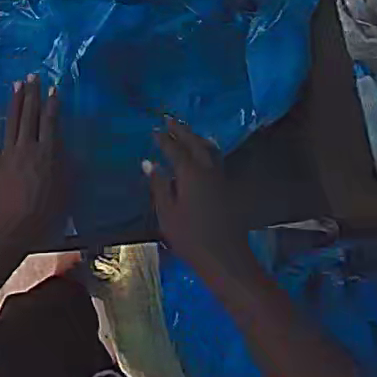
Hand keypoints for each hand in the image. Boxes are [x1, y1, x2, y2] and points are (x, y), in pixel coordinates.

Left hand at [0, 74, 62, 250]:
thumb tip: (71, 149)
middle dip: (32, 94)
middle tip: (32, 75)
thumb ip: (68, 166)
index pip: (51, 122)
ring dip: (15, 102)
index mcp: (48, 152)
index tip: (53, 87)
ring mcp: (9, 154)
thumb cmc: (45, 212)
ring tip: (17, 84)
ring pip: (12, 122)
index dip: (52, 104)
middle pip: (30, 115)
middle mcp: (28, 147)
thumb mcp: (65, 188)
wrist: (13, 227)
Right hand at [145, 119, 258, 283]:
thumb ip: (159, 185)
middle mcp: (207, 169)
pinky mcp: (227, 187)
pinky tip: (205, 152)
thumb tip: (149, 163)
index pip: (175, 149)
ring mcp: (220, 177)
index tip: (155, 130)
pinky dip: (207, 148)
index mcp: (190, 173)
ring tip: (187, 131)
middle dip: (181, 130)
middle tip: (169, 119)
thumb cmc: (190, 236)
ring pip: (209, 148)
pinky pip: (216, 158)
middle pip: (194, 143)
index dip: (164, 139)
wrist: (225, 256)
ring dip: (196, 137)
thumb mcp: (167, 212)